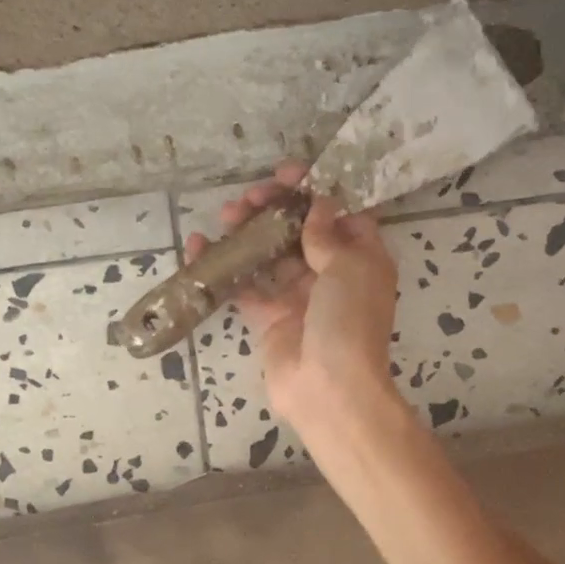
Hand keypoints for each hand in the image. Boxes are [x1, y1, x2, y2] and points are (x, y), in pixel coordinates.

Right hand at [184, 161, 403, 439]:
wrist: (329, 390)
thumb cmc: (348, 322)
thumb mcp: (349, 266)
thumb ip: (327, 233)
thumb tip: (317, 205)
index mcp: (362, 258)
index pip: (340, 213)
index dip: (316, 189)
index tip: (287, 173)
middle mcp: (331, 275)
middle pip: (301, 231)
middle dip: (275, 208)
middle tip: (250, 197)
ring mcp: (299, 298)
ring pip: (271, 255)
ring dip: (249, 233)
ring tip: (226, 216)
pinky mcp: (269, 320)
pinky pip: (245, 288)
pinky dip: (225, 269)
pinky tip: (202, 249)